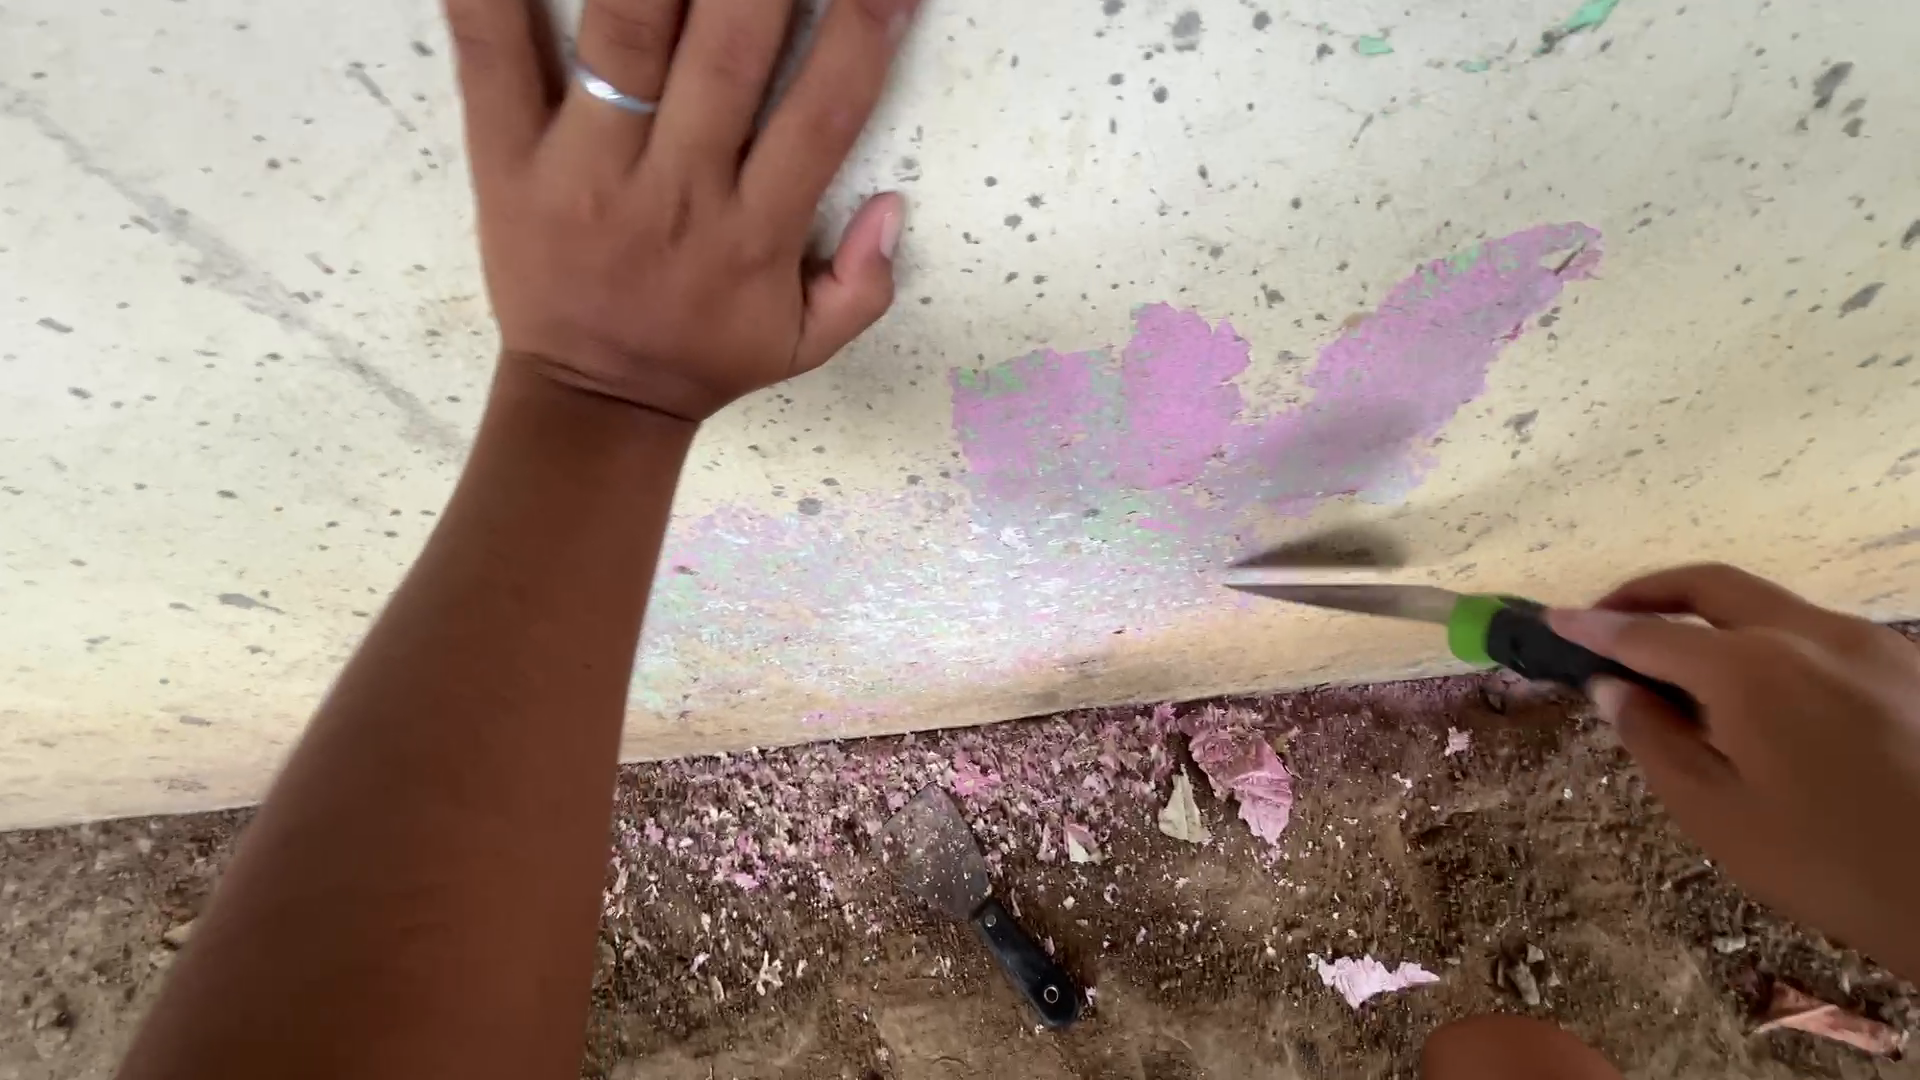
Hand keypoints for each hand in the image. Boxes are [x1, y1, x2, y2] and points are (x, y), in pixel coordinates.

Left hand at [445, 0, 915, 421]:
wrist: (599, 396)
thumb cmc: (707, 361)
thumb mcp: (805, 348)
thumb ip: (863, 289)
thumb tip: (894, 206)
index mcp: (756, 236)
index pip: (823, 117)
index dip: (862, 34)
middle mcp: (680, 191)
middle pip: (730, 51)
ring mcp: (588, 169)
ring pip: (626, 30)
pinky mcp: (509, 157)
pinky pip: (491, 47)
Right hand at [1551, 565, 1919, 976]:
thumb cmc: (1834, 864)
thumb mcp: (1710, 809)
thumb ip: (1650, 734)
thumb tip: (1612, 686)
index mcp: (1752, 670)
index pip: (1643, 633)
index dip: (1589, 627)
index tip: (1550, 620)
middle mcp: (1815, 638)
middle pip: (1710, 585)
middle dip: (1645, 593)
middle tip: (1604, 619)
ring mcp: (1878, 649)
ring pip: (1768, 606)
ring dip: (1705, 617)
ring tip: (1675, 662)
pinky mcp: (1916, 672)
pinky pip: (1816, 635)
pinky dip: (1761, 641)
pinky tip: (1753, 689)